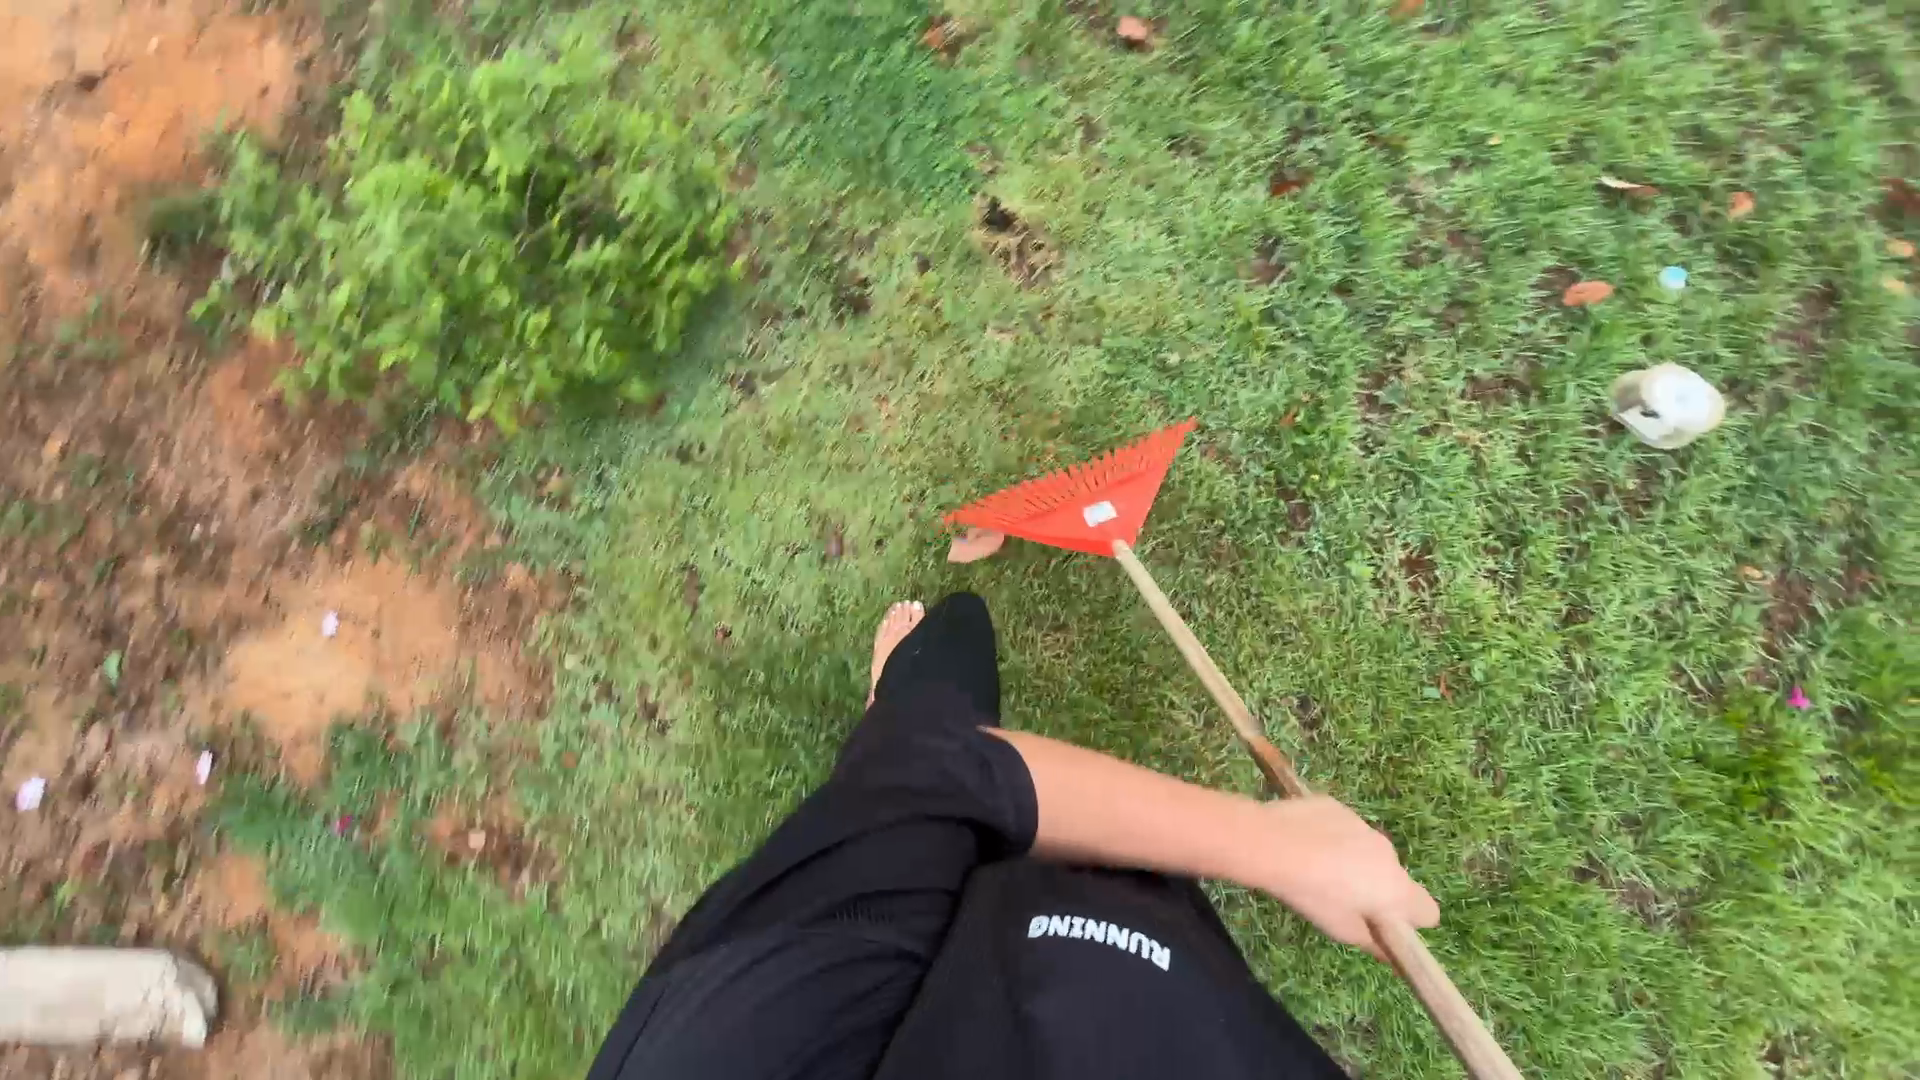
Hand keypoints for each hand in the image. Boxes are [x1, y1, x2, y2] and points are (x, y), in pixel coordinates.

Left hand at [1253, 796, 1438, 959]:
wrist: (1271, 843)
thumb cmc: (1310, 893)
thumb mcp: (1342, 930)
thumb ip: (1375, 943)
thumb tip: (1390, 952)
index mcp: (1397, 889)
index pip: (1428, 911)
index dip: (1408, 919)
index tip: (1382, 920)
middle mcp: (1388, 854)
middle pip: (1394, 877)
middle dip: (1377, 886)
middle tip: (1342, 892)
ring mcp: (1362, 825)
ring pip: (1368, 850)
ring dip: (1355, 859)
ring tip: (1317, 865)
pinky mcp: (1337, 806)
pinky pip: (1344, 827)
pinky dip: (1332, 835)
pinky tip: (1305, 841)